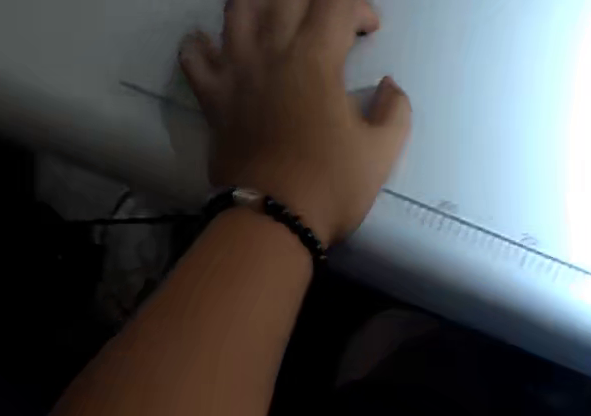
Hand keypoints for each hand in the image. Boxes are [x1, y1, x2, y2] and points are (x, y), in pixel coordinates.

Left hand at [180, 0, 412, 247]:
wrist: (275, 218)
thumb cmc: (331, 187)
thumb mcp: (380, 155)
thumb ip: (395, 113)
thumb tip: (390, 86)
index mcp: (315, 58)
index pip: (336, 3)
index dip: (358, 7)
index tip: (369, 30)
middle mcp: (271, 49)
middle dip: (314, 1)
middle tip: (328, 23)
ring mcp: (236, 70)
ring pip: (238, 7)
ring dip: (262, 3)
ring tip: (277, 19)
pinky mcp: (213, 98)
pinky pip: (195, 53)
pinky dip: (202, 42)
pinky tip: (218, 48)